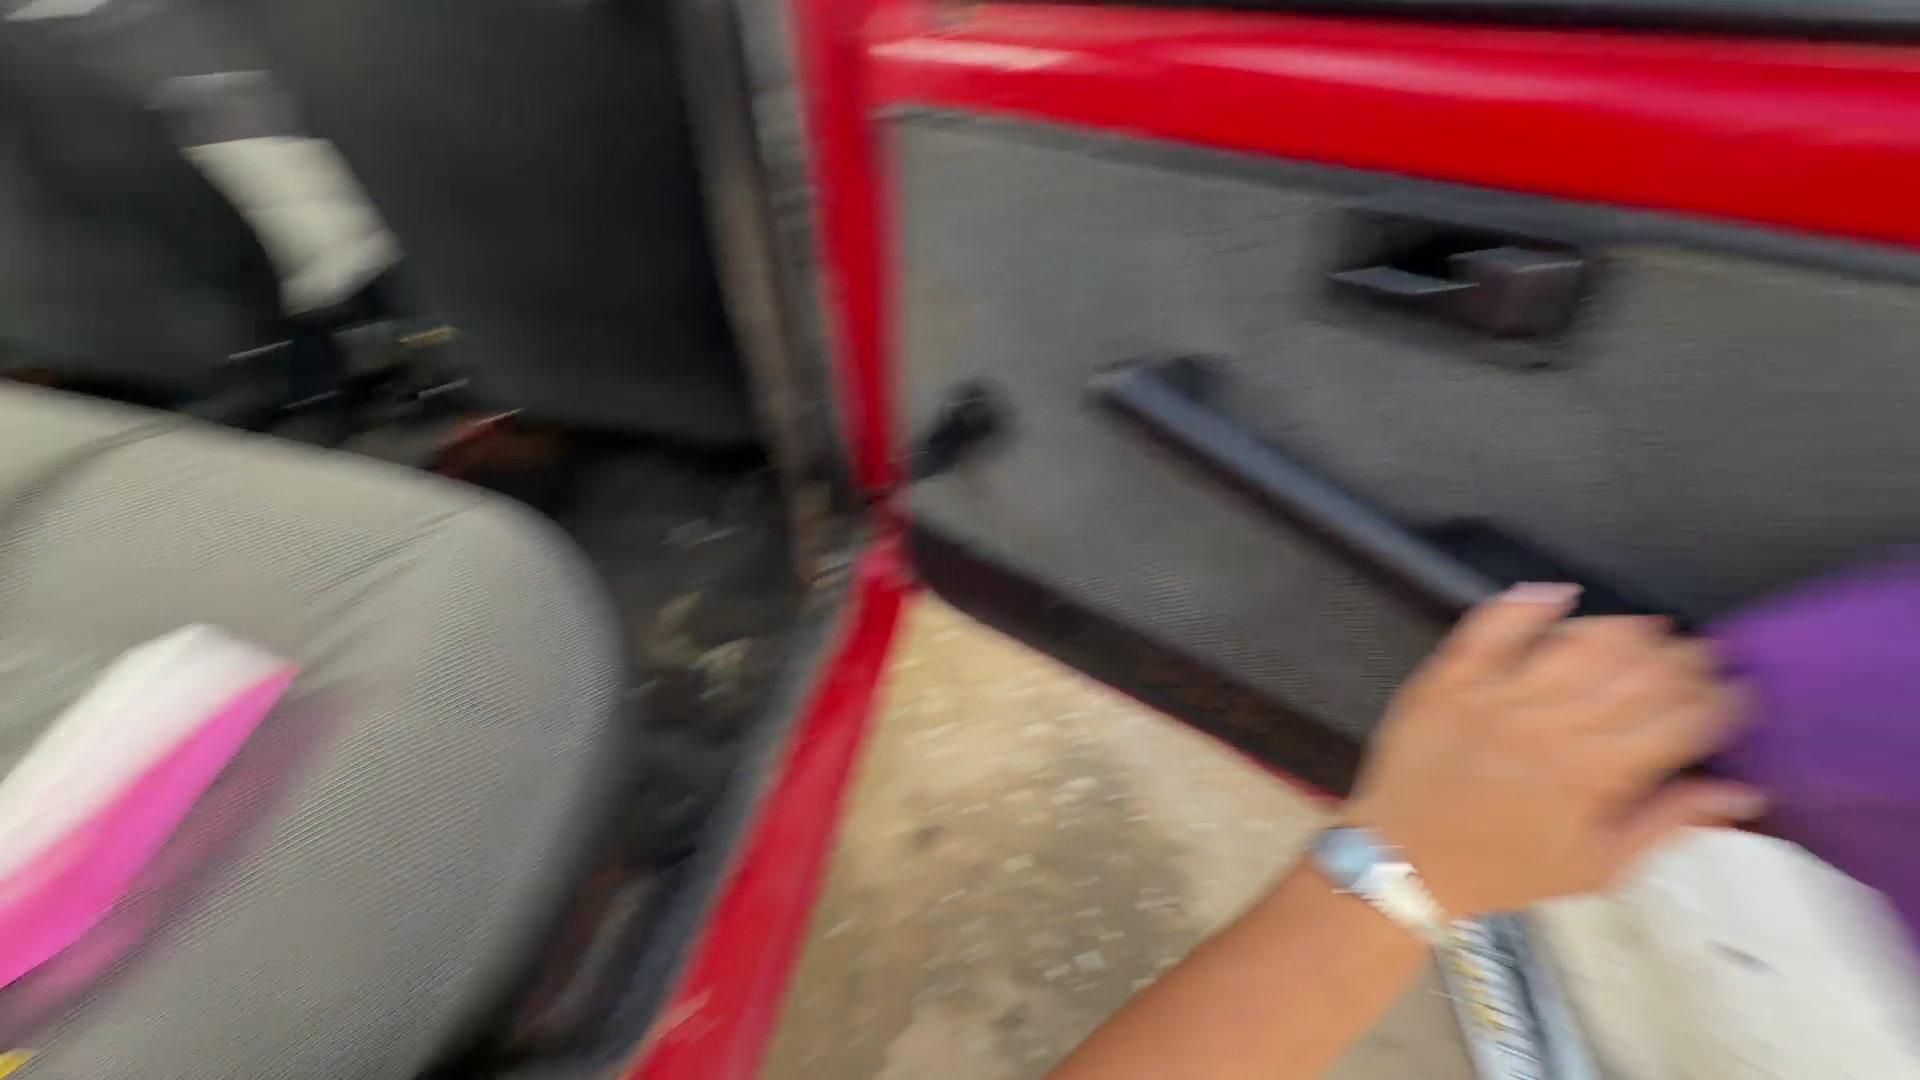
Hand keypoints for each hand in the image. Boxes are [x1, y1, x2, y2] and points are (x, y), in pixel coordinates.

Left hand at [1343, 584, 1764, 917]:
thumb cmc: (1499, 867)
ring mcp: (1489, 697)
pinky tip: (1556, 594)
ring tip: (1645, 630)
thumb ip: (1669, 821)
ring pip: (1572, 644)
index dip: (1718, 701)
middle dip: (1680, 660)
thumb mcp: (1597, 865)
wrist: (1403, 854)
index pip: (1680, 719)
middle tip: (1697, 655)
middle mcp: (1546, 726)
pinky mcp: (1443, 682)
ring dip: (1621, 630)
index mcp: (1592, 775)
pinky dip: (1524, 606)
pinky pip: (1485, 631)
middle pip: (1634, 673)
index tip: (1732, 692)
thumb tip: (1739, 792)